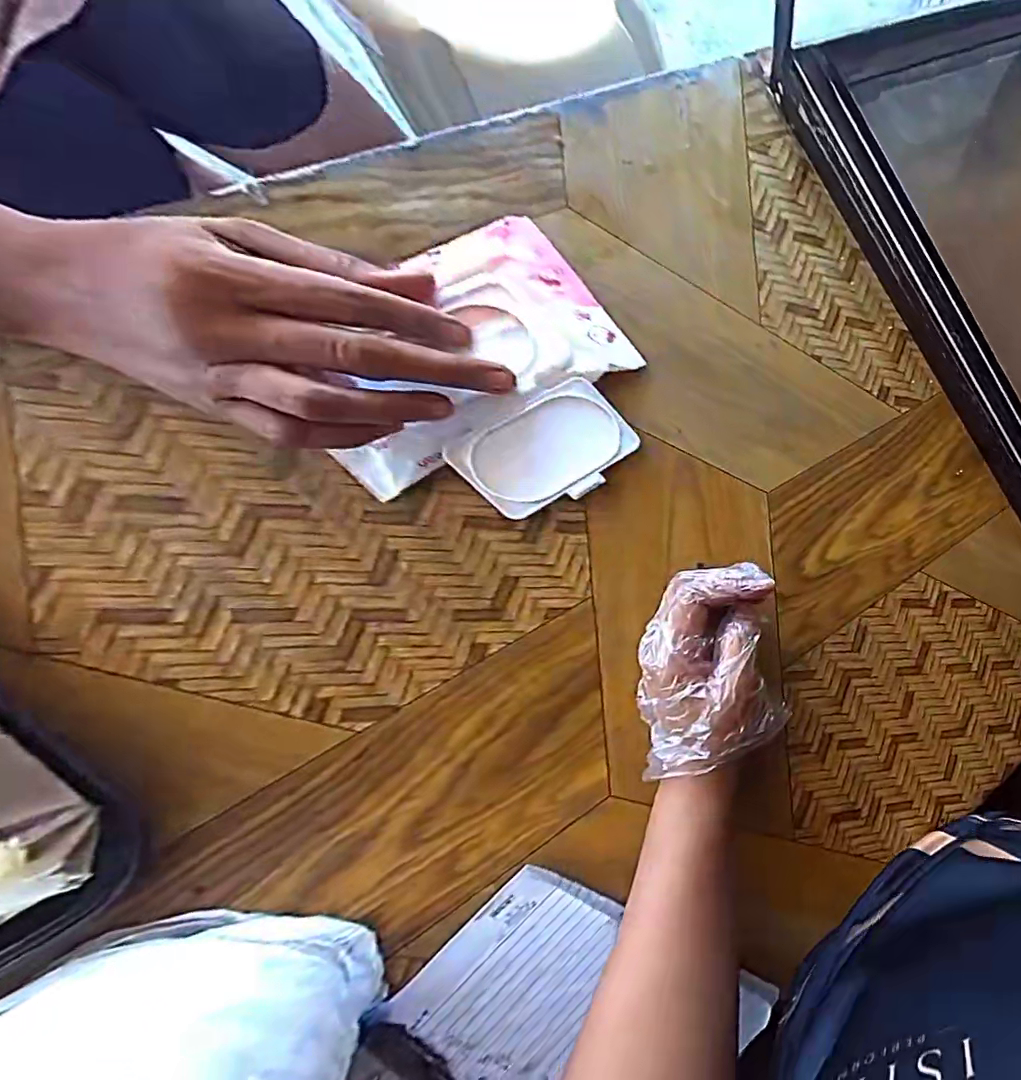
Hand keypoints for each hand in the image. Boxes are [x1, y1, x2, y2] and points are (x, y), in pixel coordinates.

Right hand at [0, 211, 515, 447]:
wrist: (45, 285)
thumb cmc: (158, 253)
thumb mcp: (238, 238)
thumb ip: (333, 263)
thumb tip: (423, 282)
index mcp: (228, 277)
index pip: (344, 303)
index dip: (412, 319)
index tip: (467, 333)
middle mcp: (224, 330)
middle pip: (350, 355)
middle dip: (435, 369)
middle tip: (494, 380)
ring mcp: (217, 377)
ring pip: (320, 403)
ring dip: (394, 408)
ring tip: (446, 407)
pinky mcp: (213, 409)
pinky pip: (289, 434)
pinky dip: (346, 434)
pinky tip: (391, 425)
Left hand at [637, 563, 785, 779]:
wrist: (695, 769)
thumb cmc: (715, 736)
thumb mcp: (735, 693)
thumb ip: (739, 647)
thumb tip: (744, 612)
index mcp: (667, 653)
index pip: (691, 595)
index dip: (729, 583)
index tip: (763, 586)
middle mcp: (658, 644)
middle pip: (685, 588)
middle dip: (726, 579)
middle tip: (763, 584)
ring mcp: (664, 647)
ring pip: (689, 598)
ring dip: (724, 589)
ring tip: (757, 592)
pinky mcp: (676, 652)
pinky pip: (695, 614)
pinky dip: (720, 603)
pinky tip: (743, 607)